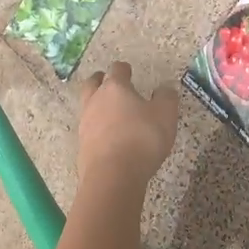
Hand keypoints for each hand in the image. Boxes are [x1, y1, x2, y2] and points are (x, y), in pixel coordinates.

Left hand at [75, 61, 178, 188]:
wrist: (112, 178)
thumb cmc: (141, 138)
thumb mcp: (165, 115)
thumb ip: (166, 97)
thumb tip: (165, 88)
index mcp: (115, 88)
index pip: (116, 70)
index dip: (123, 69)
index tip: (129, 71)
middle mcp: (96, 102)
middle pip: (92, 84)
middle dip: (100, 82)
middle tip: (110, 85)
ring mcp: (85, 126)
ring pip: (88, 108)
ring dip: (97, 107)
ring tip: (111, 115)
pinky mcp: (82, 149)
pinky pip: (89, 132)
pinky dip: (97, 132)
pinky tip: (109, 140)